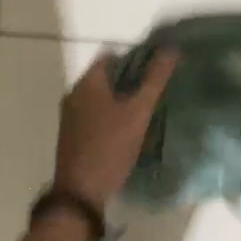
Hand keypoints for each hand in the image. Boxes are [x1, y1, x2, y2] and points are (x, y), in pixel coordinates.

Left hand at [53, 51, 177, 208]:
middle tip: (155, 91)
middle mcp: (74, 95)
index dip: (135, 58)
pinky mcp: (72, 136)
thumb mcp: (138, 112)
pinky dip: (111, 116)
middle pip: (105, 77)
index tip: (156, 70)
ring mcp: (70, 117)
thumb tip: (171, 48)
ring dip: (120, 100)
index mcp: (87, 83)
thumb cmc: (111, 147)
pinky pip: (94, 115)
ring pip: (99, 98)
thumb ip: (155, 80)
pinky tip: (128, 130)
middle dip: (130, 80)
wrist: (81, 192)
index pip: (111, 56)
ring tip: (145, 111)